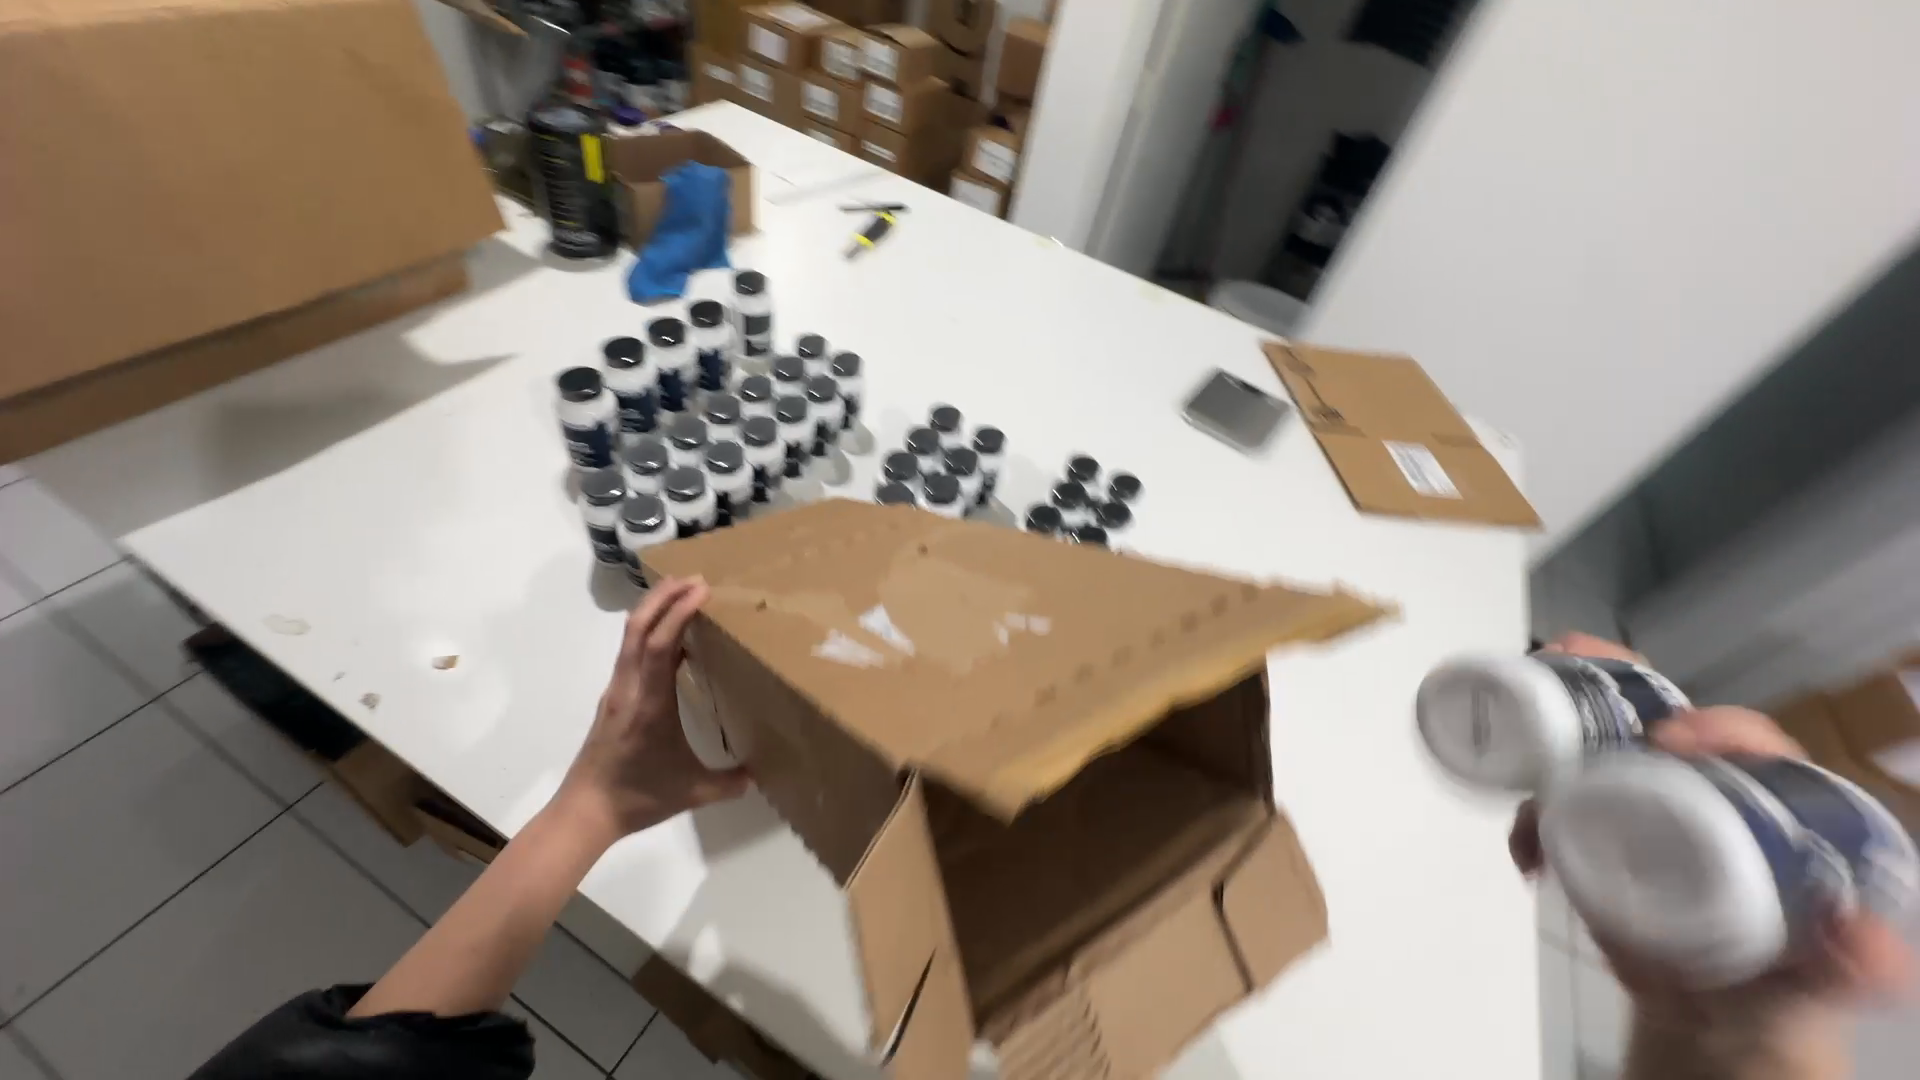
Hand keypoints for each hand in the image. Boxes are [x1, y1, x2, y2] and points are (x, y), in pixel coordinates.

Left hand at [556, 577, 749, 839]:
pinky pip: (631, 652)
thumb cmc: (638, 797)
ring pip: (631, 637)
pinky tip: (671, 637)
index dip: (679, 612)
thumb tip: (760, 774)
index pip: (661, 645)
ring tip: (683, 595)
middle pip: (638, 627)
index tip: (703, 590)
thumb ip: (729, 782)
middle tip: (695, 579)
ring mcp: (618, 690)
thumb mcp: (691, 791)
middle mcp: (629, 688)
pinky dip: (650, 632)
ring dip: (655, 610)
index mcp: (650, 704)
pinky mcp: (614, 697)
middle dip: (664, 597)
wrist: (584, 811)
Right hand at [1509, 635, 1913, 1027]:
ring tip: (1517, 756)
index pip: (1742, 739)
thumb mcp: (1839, 974)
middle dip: (1598, 676)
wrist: (1710, 1014)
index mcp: (1758, 800)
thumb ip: (1865, 963)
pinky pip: (1543, 808)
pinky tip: (1526, 856)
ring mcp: (1627, 803)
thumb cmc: (1783, 983)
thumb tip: (1857, 931)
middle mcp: (1688, 786)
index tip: (1671, 739)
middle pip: (1645, 713)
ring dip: (1540, 733)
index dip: (1711, 725)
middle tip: (1561, 664)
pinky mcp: (1583, 830)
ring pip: (1580, 746)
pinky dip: (1523, 822)